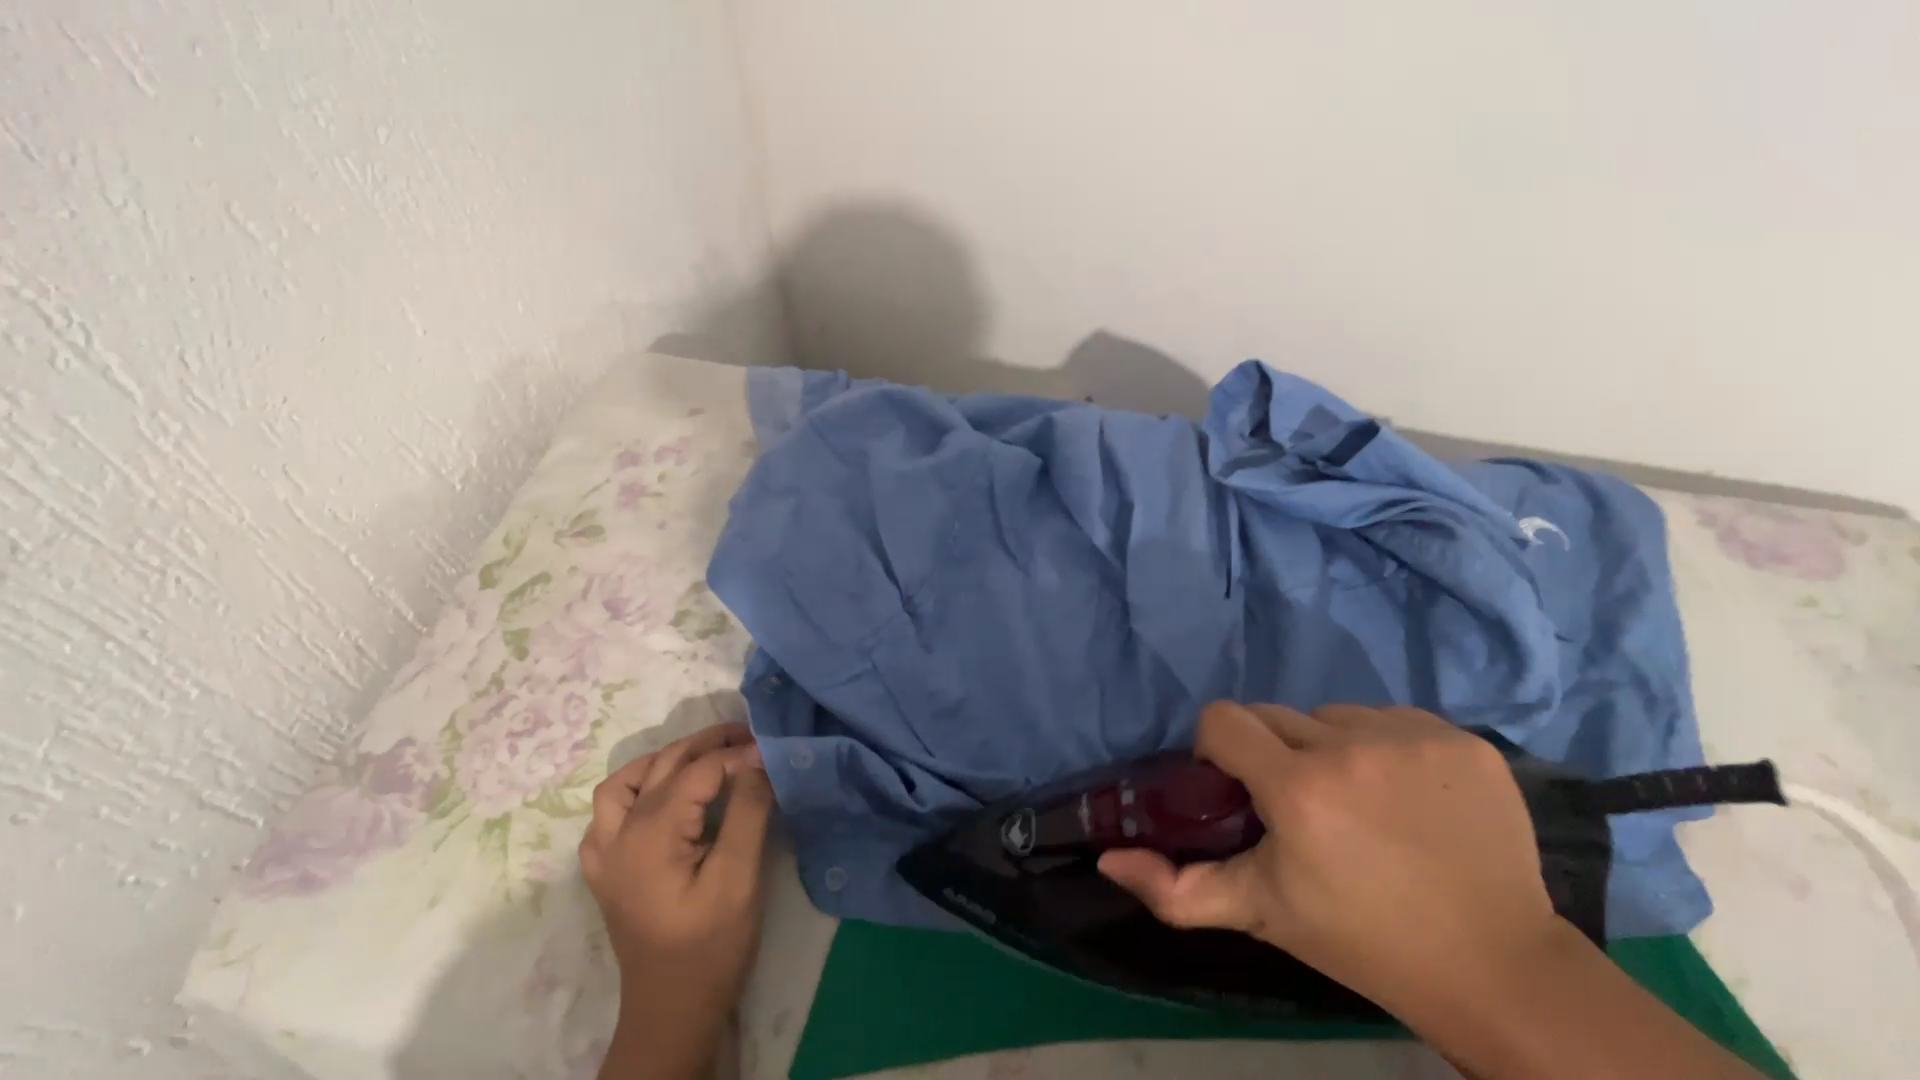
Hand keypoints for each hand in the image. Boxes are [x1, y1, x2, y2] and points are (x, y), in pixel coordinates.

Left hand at [580, 721, 772, 1079]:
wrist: (671, 1011)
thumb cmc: (710, 947)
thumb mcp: (739, 879)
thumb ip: (748, 812)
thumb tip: (758, 759)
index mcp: (650, 832)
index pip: (697, 771)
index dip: (737, 754)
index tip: (773, 749)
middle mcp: (618, 833)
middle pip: (661, 766)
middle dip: (705, 744)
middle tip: (748, 736)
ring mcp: (605, 854)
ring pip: (623, 783)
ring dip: (661, 762)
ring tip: (701, 758)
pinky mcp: (606, 872)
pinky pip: (607, 815)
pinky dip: (632, 793)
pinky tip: (658, 800)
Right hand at [1098, 702, 1556, 1016]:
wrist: (1493, 965)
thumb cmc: (1360, 940)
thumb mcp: (1260, 915)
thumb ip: (1174, 888)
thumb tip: (1108, 859)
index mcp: (1297, 787)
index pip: (1223, 720)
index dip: (1217, 752)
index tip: (1238, 793)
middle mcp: (1352, 745)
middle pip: (1277, 716)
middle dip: (1272, 754)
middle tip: (1298, 809)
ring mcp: (1415, 737)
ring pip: (1336, 716)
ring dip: (1330, 748)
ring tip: (1357, 803)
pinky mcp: (1466, 739)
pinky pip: (1394, 721)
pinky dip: (1385, 749)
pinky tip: (1405, 798)